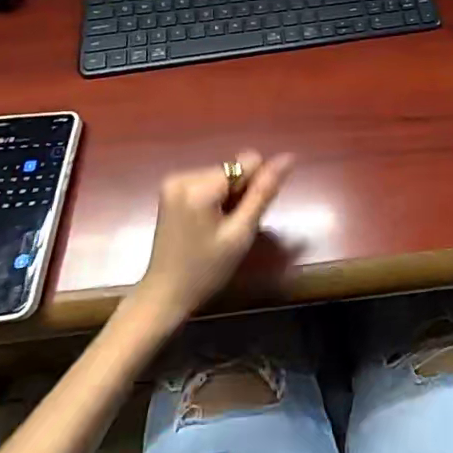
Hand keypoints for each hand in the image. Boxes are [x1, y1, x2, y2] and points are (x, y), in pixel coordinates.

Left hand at [126, 151, 291, 329]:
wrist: (165, 294)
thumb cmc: (207, 270)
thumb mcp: (241, 234)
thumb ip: (264, 193)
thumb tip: (288, 158)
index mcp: (199, 187)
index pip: (247, 163)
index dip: (254, 189)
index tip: (244, 217)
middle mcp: (183, 175)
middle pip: (232, 169)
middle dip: (239, 194)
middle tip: (231, 228)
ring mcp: (173, 181)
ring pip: (221, 175)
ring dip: (227, 197)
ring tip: (218, 228)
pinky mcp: (170, 188)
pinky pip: (206, 181)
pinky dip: (214, 198)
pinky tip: (207, 224)